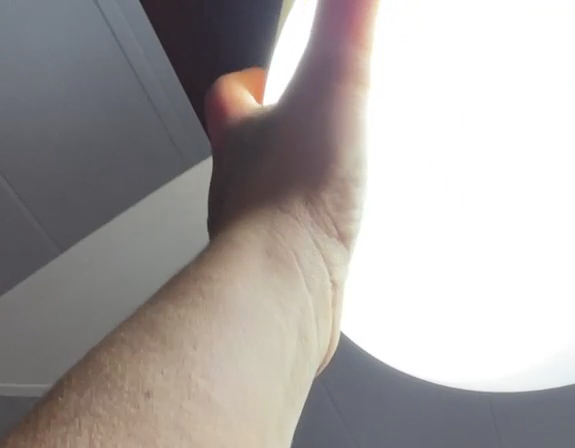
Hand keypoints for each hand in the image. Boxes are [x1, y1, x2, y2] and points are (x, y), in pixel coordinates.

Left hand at [204, 0, 380, 312]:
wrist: (285, 293)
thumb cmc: (291, 203)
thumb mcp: (332, 88)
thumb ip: (345, 27)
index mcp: (240, 138)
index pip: (229, 98)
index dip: (249, 85)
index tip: (268, 79)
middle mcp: (239, 191)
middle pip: (248, 159)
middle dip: (275, 148)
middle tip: (312, 142)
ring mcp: (260, 241)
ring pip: (270, 211)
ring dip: (295, 201)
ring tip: (335, 195)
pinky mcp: (285, 281)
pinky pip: (298, 257)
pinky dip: (314, 249)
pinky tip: (344, 249)